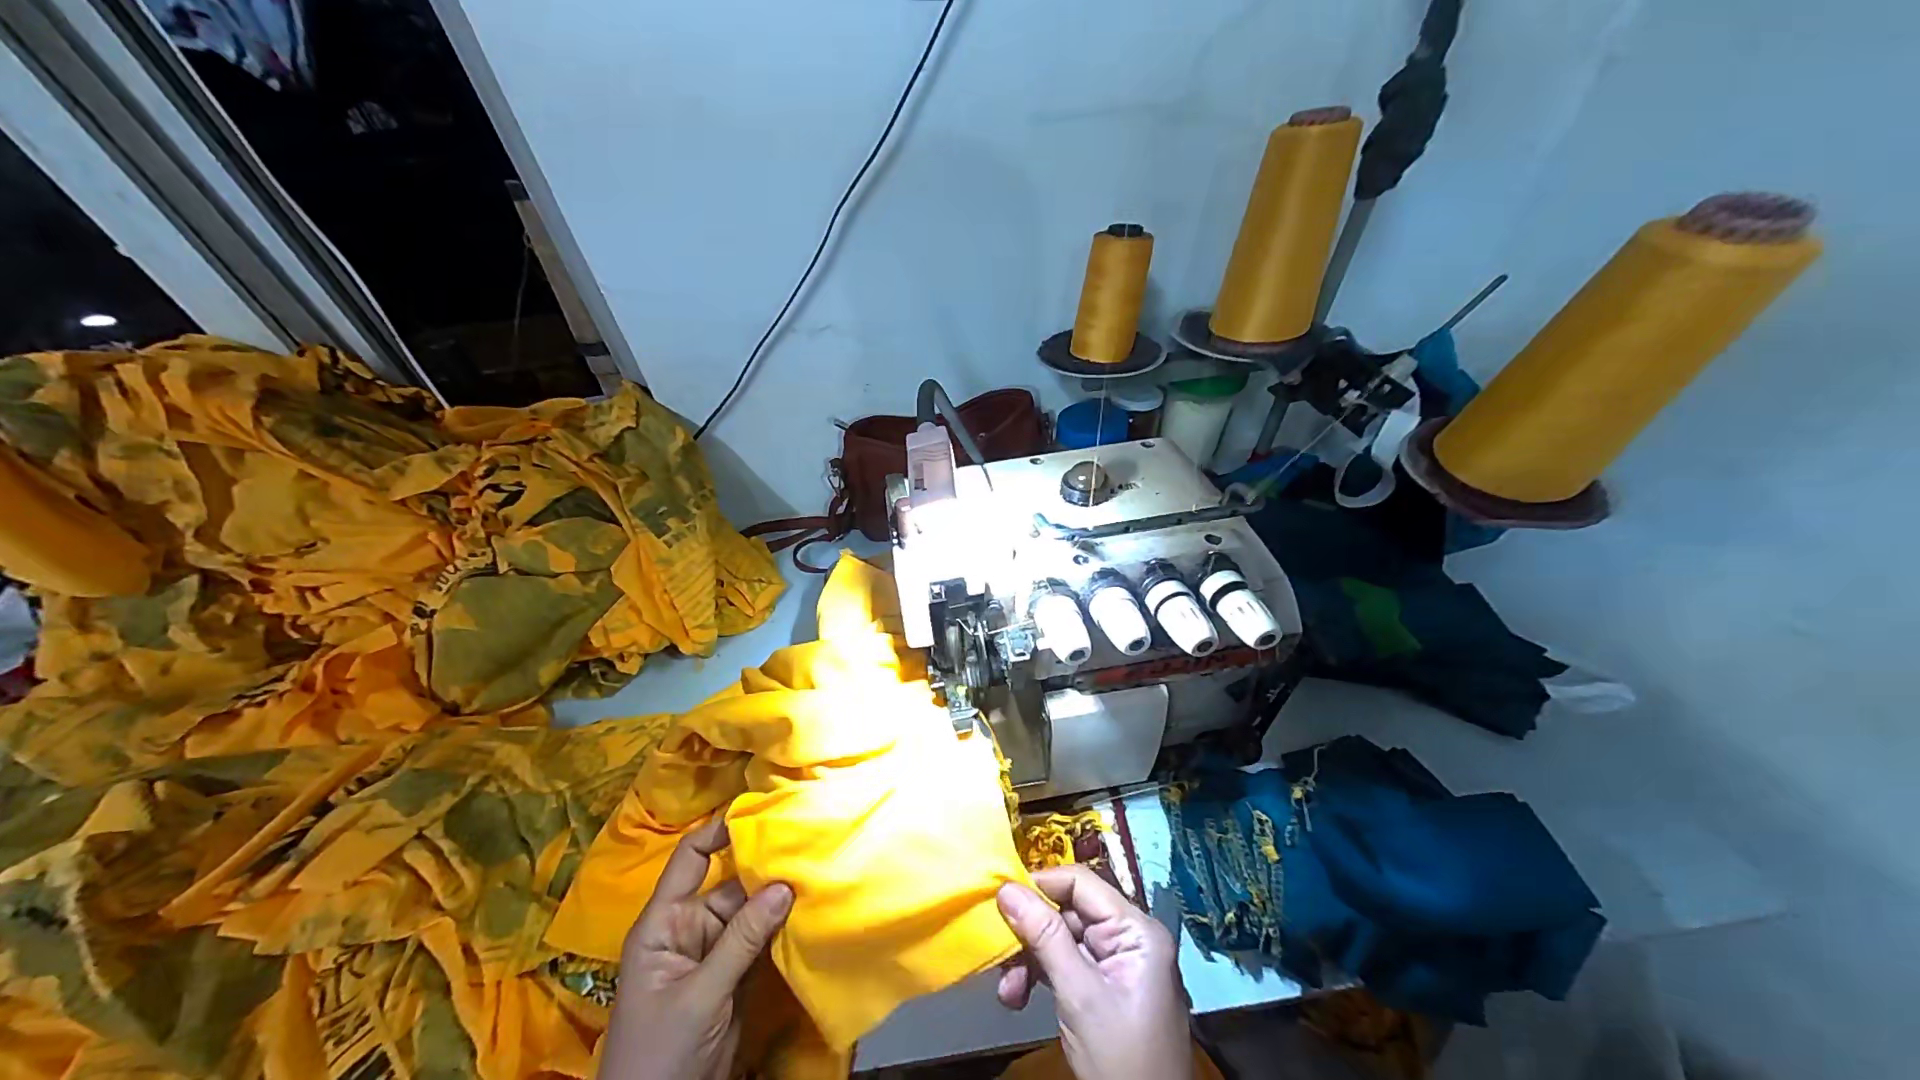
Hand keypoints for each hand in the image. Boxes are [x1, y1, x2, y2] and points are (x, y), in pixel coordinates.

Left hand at [598, 818, 793, 1079]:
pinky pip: (762, 939)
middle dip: (766, 867)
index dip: (720, 832)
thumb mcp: (699, 995)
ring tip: (819, 869)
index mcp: (664, 921)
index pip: (691, 858)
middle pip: (732, 883)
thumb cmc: (659, 1052)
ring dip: (780, 897)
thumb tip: (785, 885)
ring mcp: (715, 952)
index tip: (760, 813)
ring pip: (752, 911)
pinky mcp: (736, 975)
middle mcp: (691, 926)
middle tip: (808, 844)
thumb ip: (742, 940)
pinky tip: (811, 909)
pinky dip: (784, 927)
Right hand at [996, 865, 1189, 1079]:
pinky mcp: (1102, 986)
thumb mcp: (1079, 995)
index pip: (1081, 884)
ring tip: (1007, 991)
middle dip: (1030, 934)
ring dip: (1029, 960)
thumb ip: (1044, 937)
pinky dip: (1039, 976)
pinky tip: (1017, 997)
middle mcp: (1128, 937)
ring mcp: (1115, 963)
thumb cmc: (1121, 1059)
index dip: (1040, 886)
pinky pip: (1064, 963)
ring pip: (1060, 938)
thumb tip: (1006, 888)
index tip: (1000, 900)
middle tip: (998, 957)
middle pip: (1067, 912)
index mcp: (1136, 930)